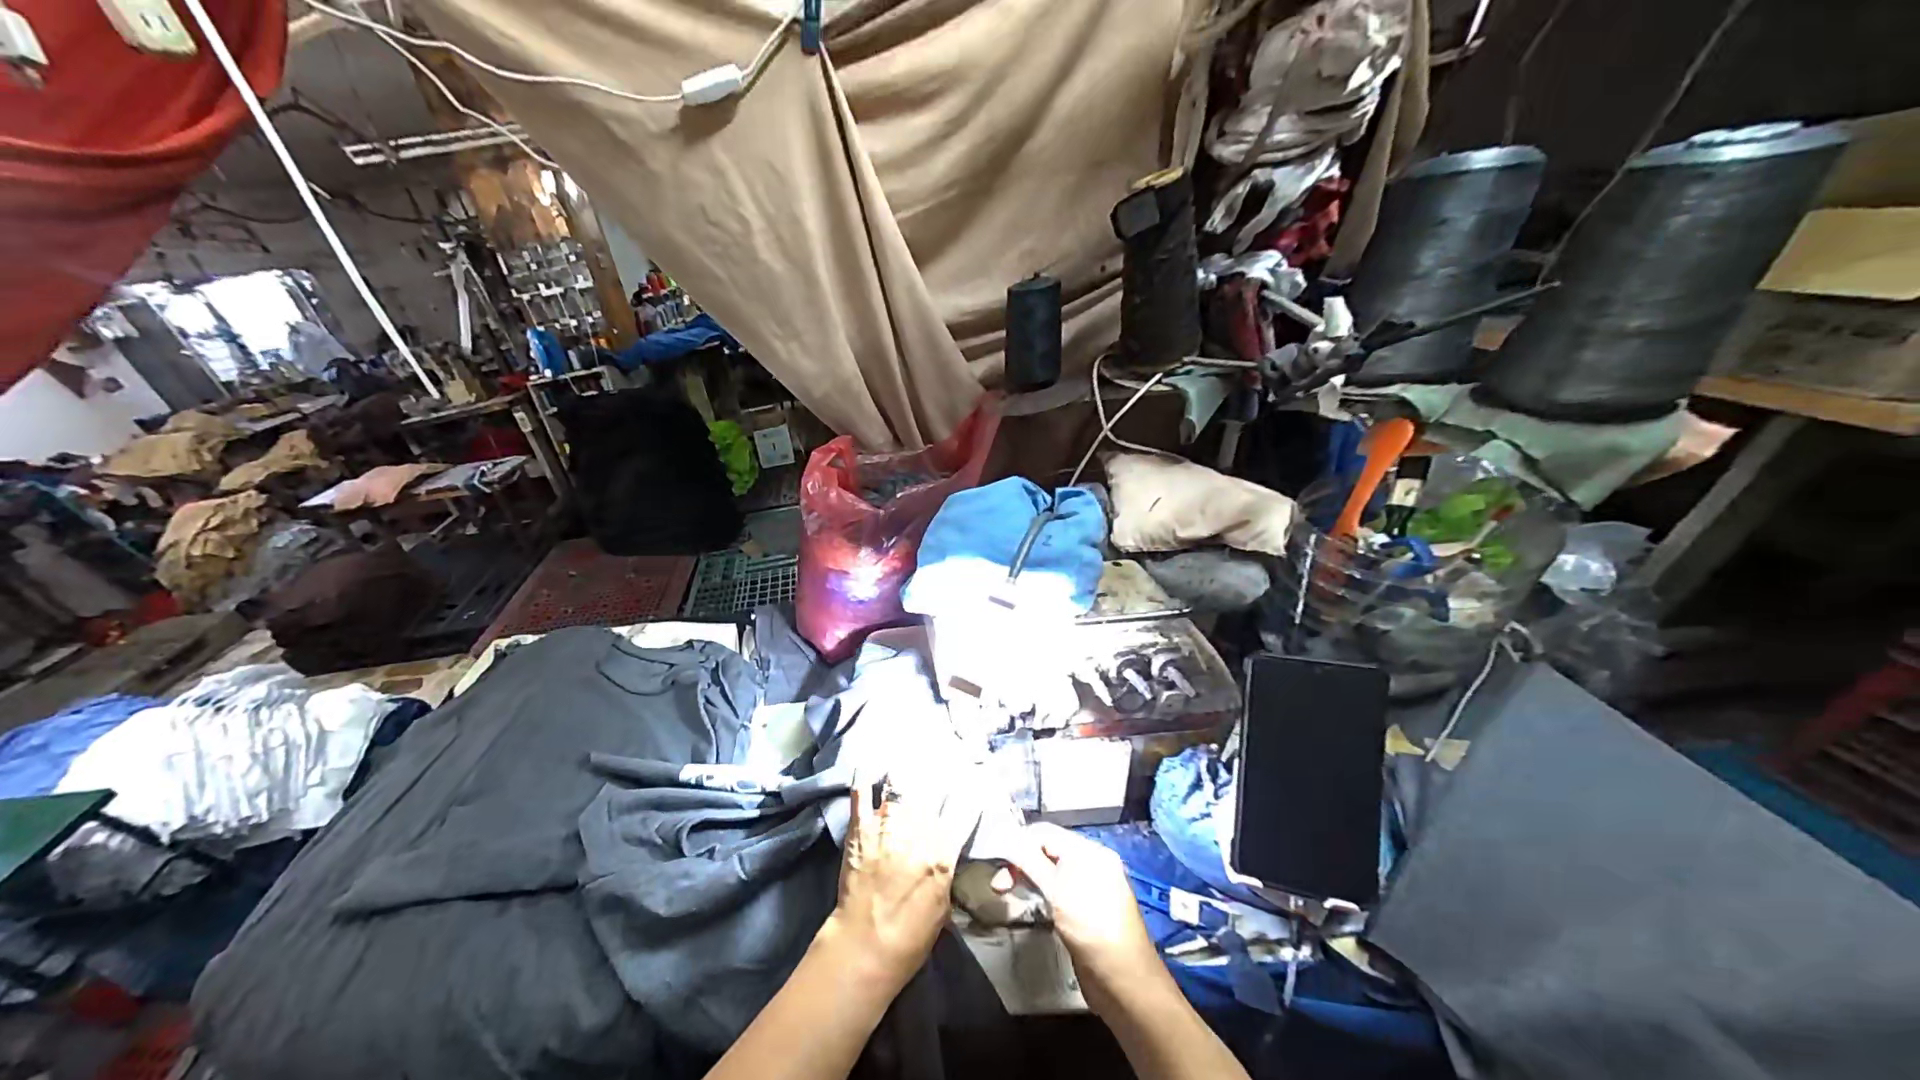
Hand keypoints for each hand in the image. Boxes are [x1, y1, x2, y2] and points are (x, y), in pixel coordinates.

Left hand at [818, 772, 979, 990]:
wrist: (864, 948)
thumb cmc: (911, 937)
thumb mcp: (944, 903)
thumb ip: (945, 868)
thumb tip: (945, 849)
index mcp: (942, 853)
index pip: (963, 810)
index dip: (969, 794)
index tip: (972, 783)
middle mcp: (916, 833)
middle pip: (931, 792)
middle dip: (938, 778)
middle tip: (939, 766)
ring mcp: (886, 828)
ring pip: (900, 787)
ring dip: (906, 775)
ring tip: (909, 762)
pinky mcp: (859, 830)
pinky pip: (862, 795)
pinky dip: (866, 779)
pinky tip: (870, 767)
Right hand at [1000, 822, 1168, 1012]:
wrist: (1124, 982)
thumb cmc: (1092, 930)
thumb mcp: (1058, 892)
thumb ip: (1031, 862)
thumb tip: (1008, 839)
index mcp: (1090, 852)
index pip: (1046, 833)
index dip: (1018, 842)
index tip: (996, 860)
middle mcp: (1092, 864)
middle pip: (1048, 850)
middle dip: (1021, 861)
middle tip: (1000, 885)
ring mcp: (1090, 887)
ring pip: (1051, 871)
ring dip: (1029, 877)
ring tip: (1009, 892)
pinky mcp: (1086, 910)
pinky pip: (1058, 890)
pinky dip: (1042, 891)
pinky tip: (1031, 902)